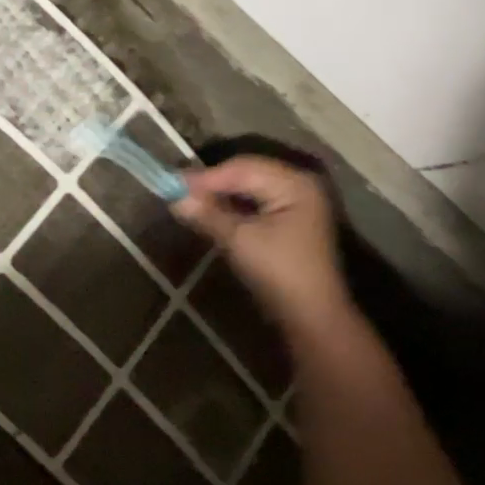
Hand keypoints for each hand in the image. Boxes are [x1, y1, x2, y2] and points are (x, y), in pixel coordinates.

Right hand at [172, 156, 347, 329]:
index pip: (242, 168)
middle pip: (247, 173)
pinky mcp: (290, 220)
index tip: (172, 184)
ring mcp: (297, 202)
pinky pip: (256, 202)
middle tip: (178, 191)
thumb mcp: (239, 240)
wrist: (312, 316)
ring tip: (190, 201)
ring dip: (221, 194)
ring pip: (250, 187)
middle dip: (212, 183)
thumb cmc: (279, 273)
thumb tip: (174, 197)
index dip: (206, 176)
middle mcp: (299, 184)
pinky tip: (211, 212)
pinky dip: (233, 206)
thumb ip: (207, 214)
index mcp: (294, 183)